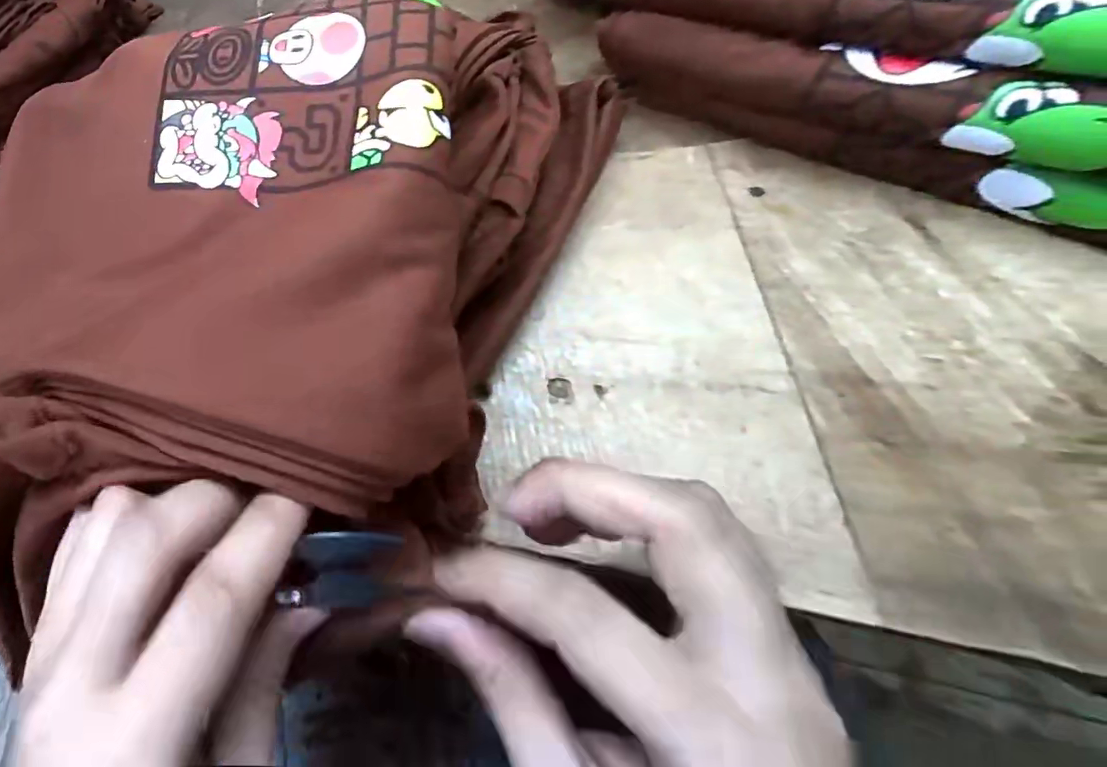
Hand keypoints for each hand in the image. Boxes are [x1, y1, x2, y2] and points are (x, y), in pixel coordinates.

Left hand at [18, 481, 323, 766]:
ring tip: (211, 517)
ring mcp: (43, 644)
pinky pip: (74, 538)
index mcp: (133, 740)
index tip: (298, 497)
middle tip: (258, 499)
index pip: (209, 605)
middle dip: (211, 501)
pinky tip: (157, 532)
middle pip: (144, 542)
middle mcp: (73, 675)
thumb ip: (259, 690)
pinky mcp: (34, 630)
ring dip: (163, 500)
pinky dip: (120, 516)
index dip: (262, 538)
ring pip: (101, 523)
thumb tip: (304, 600)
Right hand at [405, 460, 848, 766]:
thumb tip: (431, 613)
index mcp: (717, 738)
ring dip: (614, 495)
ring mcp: (793, 664)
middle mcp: (774, 682)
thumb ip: (511, 698)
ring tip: (544, 520)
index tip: (437, 567)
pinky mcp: (786, 658)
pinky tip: (592, 548)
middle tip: (511, 508)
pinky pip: (715, 552)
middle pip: (687, 521)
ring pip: (710, 519)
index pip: (580, 610)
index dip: (491, 574)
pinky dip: (640, 523)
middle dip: (581, 487)